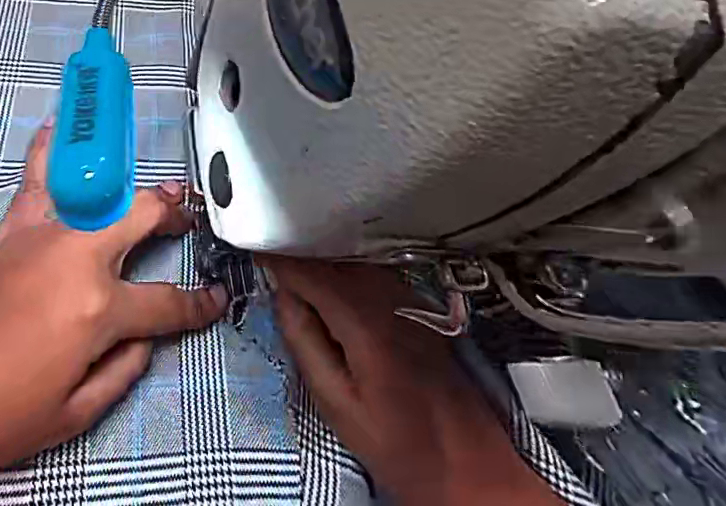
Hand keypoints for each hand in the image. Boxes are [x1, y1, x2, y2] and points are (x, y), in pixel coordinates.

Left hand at [0, 120, 226, 505]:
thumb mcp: (70, 419)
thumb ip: (113, 370)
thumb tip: (137, 340)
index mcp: (94, 314)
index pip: (168, 302)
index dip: (200, 302)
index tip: (219, 296)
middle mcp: (67, 258)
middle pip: (131, 210)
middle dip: (168, 196)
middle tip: (194, 185)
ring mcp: (31, 234)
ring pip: (72, 168)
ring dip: (99, 135)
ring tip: (116, 84)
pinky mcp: (1, 229)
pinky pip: (30, 177)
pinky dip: (50, 151)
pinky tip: (56, 127)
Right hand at [266, 258, 561, 505]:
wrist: (475, 472)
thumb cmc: (401, 448)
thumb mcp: (336, 403)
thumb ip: (303, 341)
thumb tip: (282, 295)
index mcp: (365, 322)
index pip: (308, 270)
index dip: (276, 258)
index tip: (251, 252)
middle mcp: (389, 300)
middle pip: (329, 258)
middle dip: (295, 257)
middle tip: (266, 268)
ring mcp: (408, 300)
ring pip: (349, 261)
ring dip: (319, 263)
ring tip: (294, 280)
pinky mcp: (418, 307)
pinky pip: (368, 272)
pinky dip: (342, 272)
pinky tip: (331, 293)